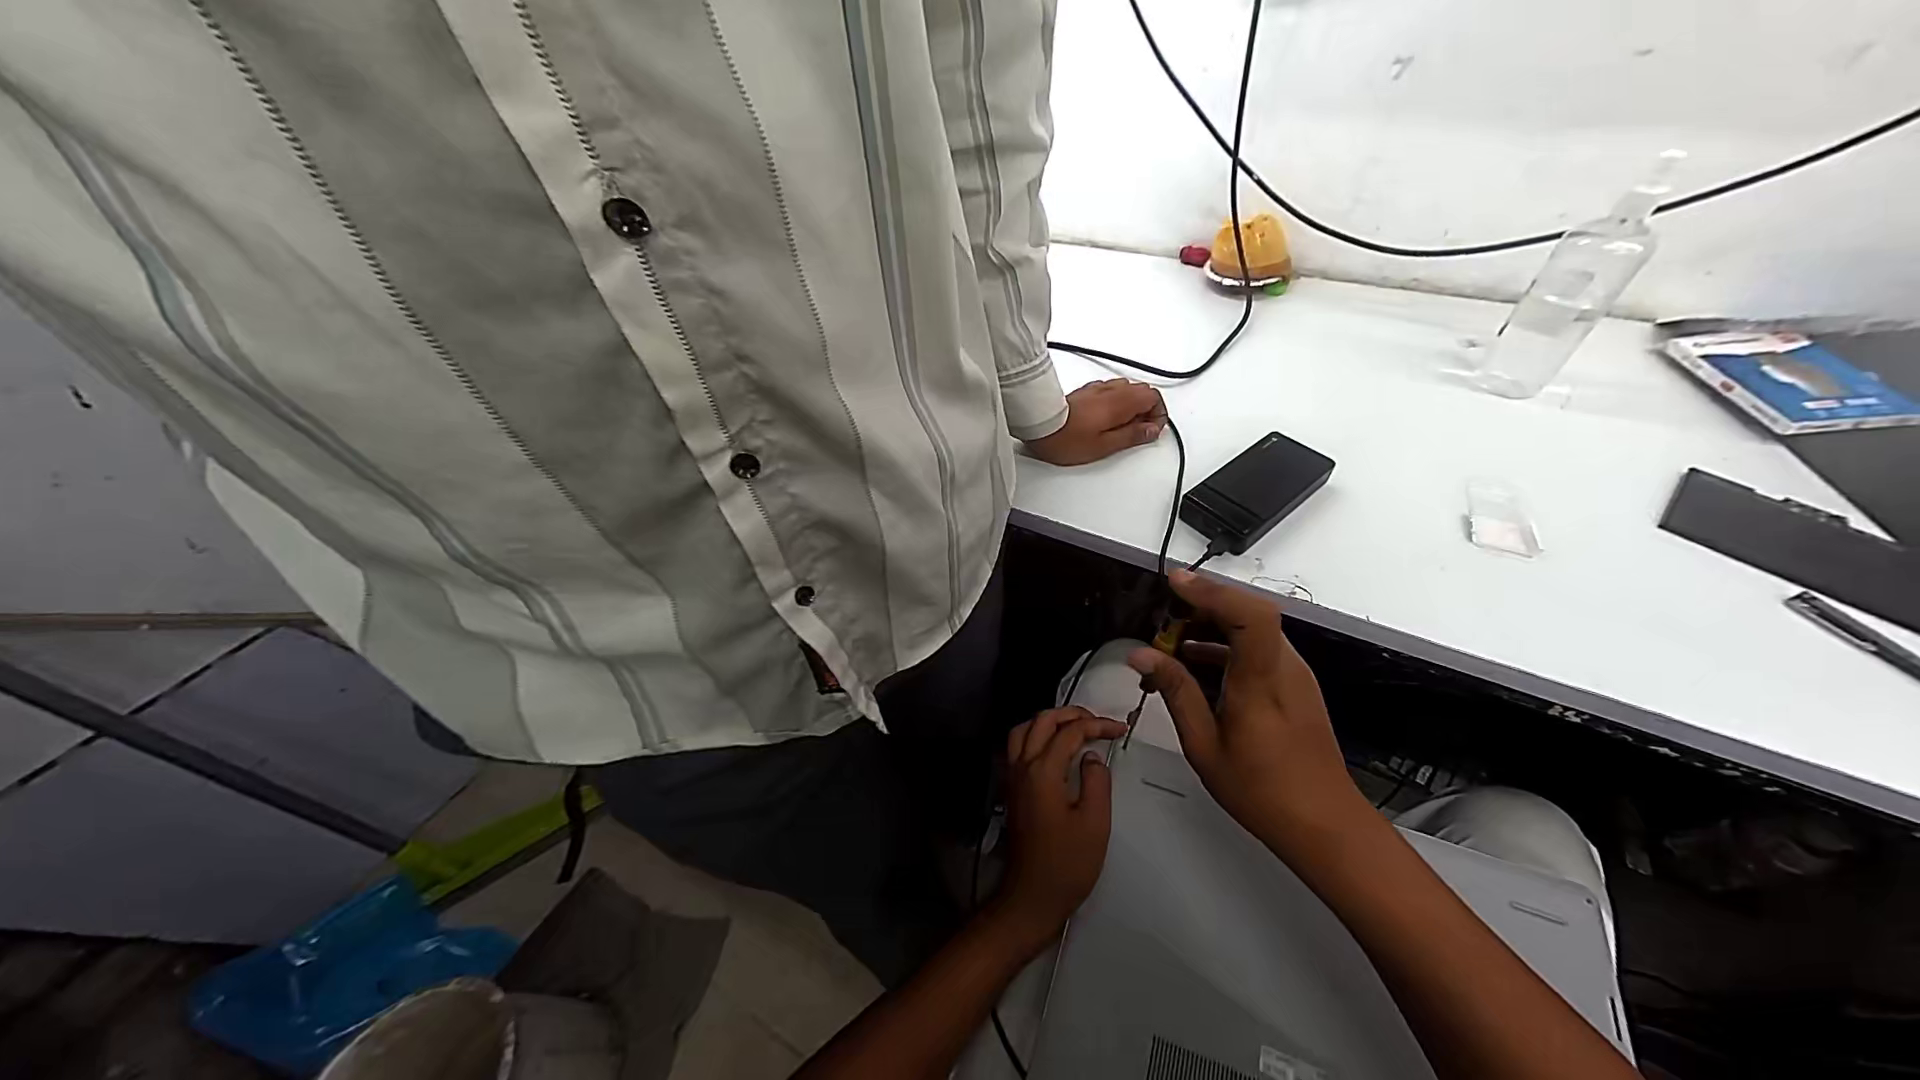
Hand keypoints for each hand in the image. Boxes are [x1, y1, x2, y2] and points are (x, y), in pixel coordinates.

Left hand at [989, 707, 1127, 950]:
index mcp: (1042, 772)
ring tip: (1076, 727)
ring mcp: (1012, 777)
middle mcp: (1022, 767)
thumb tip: (1092, 757)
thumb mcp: (1094, 823)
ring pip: (1024, 729)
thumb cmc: (1065, 865)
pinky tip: (1052, 746)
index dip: (1097, 725)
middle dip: (1071, 714)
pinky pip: (1017, 746)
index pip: (1070, 732)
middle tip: (1097, 721)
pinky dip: (1035, 735)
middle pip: (1042, 721)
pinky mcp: (1011, 789)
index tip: (1118, 729)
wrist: (1031, 896)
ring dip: (1050, 721)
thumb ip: (1096, 781)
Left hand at [1023, 379, 1166, 464]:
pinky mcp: (1085, 392)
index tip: (1151, 430)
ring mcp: (1097, 388)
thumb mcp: (1105, 446)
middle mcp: (1111, 390)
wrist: (1039, 425)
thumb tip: (1150, 431)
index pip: (1154, 397)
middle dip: (1147, 410)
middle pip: (1142, 392)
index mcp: (1121, 401)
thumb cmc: (1065, 438)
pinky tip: (1105, 421)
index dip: (1158, 415)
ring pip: (1126, 391)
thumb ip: (1132, 436)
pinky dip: (1115, 404)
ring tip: (1120, 428)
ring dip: (1130, 406)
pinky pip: (1110, 393)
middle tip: (1138, 431)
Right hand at [1127, 571, 1365, 848]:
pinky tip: (1193, 667)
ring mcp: (1292, 675)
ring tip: (1169, 646)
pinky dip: (1223, 648)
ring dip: (1210, 627)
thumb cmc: (1263, 791)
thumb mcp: (1204, 744)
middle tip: (1161, 621)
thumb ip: (1175, 691)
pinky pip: (1256, 650)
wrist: (1324, 824)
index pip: (1249, 614)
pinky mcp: (1293, 685)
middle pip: (1247, 613)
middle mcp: (1284, 668)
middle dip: (1200, 607)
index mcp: (1262, 681)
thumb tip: (1143, 655)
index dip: (1212, 591)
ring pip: (1251, 630)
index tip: (1175, 584)